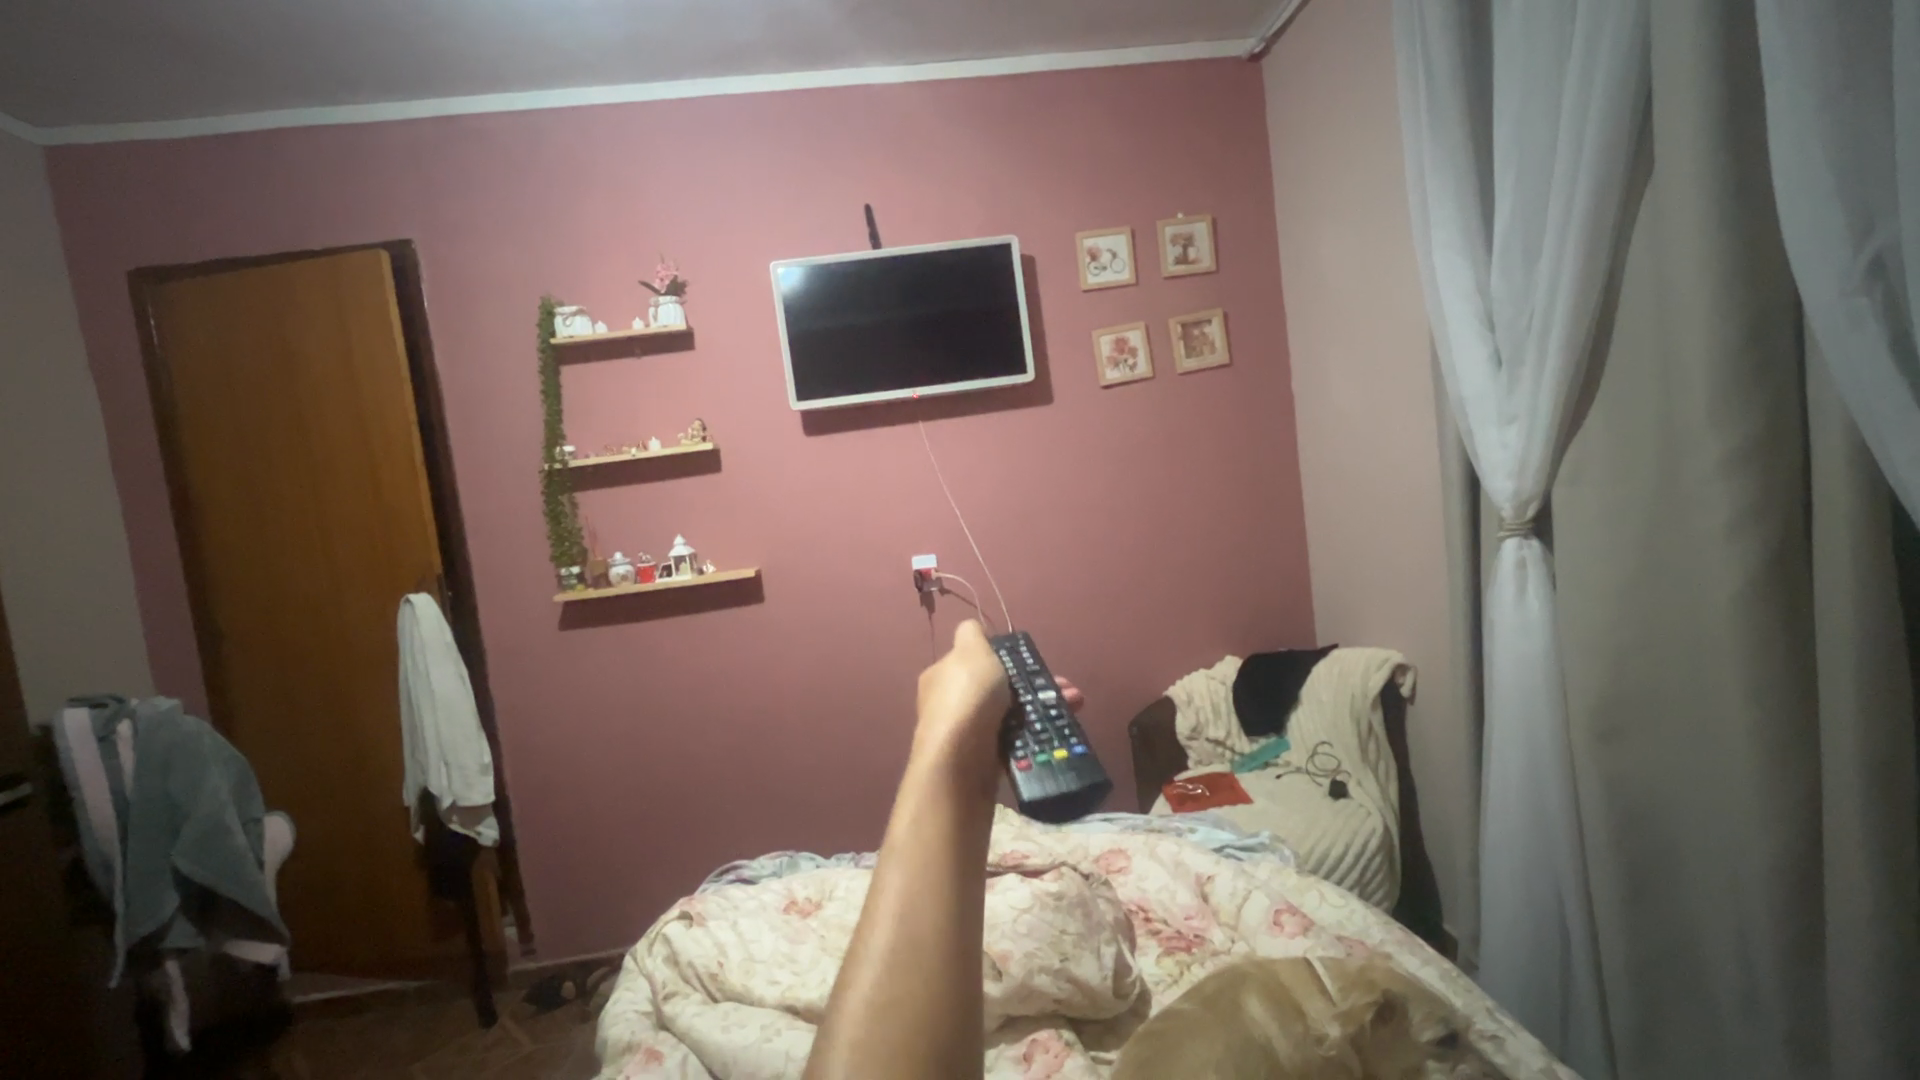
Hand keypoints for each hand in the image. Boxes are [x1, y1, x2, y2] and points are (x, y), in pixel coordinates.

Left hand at [911, 621, 1083, 790]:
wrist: (959, 763)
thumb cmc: (968, 697)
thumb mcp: (971, 651)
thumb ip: (973, 634)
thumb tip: (975, 630)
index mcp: (943, 675)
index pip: (975, 659)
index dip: (1005, 658)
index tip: (1034, 660)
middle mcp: (951, 703)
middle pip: (998, 687)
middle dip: (1035, 684)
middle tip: (1066, 688)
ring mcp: (968, 733)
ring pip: (1012, 714)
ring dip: (1045, 707)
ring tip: (1074, 704)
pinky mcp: (984, 760)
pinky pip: (1016, 741)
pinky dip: (1038, 734)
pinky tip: (1061, 731)